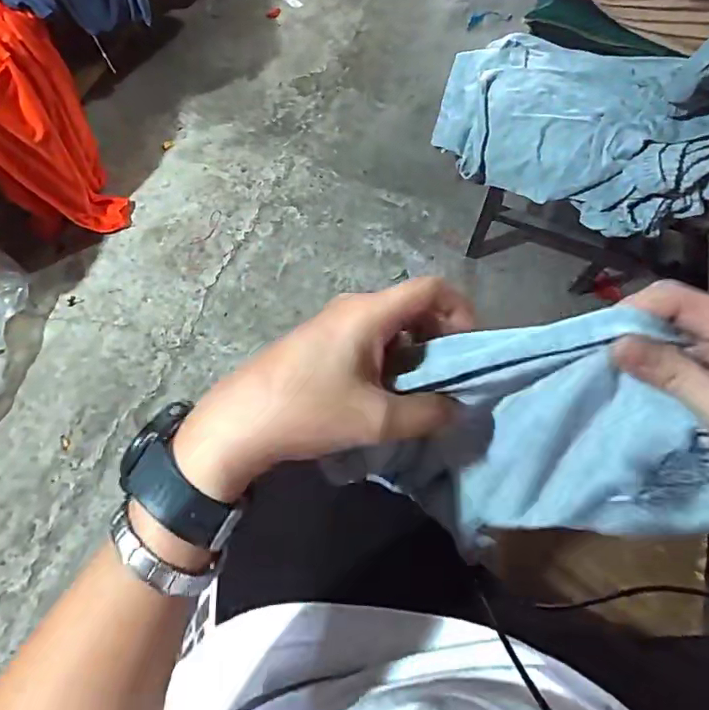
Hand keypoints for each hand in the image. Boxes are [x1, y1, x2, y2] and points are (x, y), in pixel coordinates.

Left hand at [171, 278, 475, 501]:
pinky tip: (385, 391)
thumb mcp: (375, 419)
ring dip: (415, 350)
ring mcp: (335, 320)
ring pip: (393, 322)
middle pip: (413, 304)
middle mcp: (355, 306)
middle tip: (450, 375)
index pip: (431, 287)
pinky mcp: (322, 338)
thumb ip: (426, 413)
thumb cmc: (309, 411)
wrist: (239, 422)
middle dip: (440, 335)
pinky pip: (371, 334)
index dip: (461, 310)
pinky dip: (391, 355)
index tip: (469, 348)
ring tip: (419, 390)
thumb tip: (457, 409)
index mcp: (370, 312)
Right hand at [611, 281, 708, 533]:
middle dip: (637, 330)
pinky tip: (633, 384)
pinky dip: (657, 375)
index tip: (601, 333)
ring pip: (676, 343)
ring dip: (643, 353)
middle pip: (678, 317)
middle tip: (596, 352)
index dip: (640, 309)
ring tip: (605, 366)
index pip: (685, 301)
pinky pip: (683, 369)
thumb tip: (617, 343)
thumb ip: (675, 375)